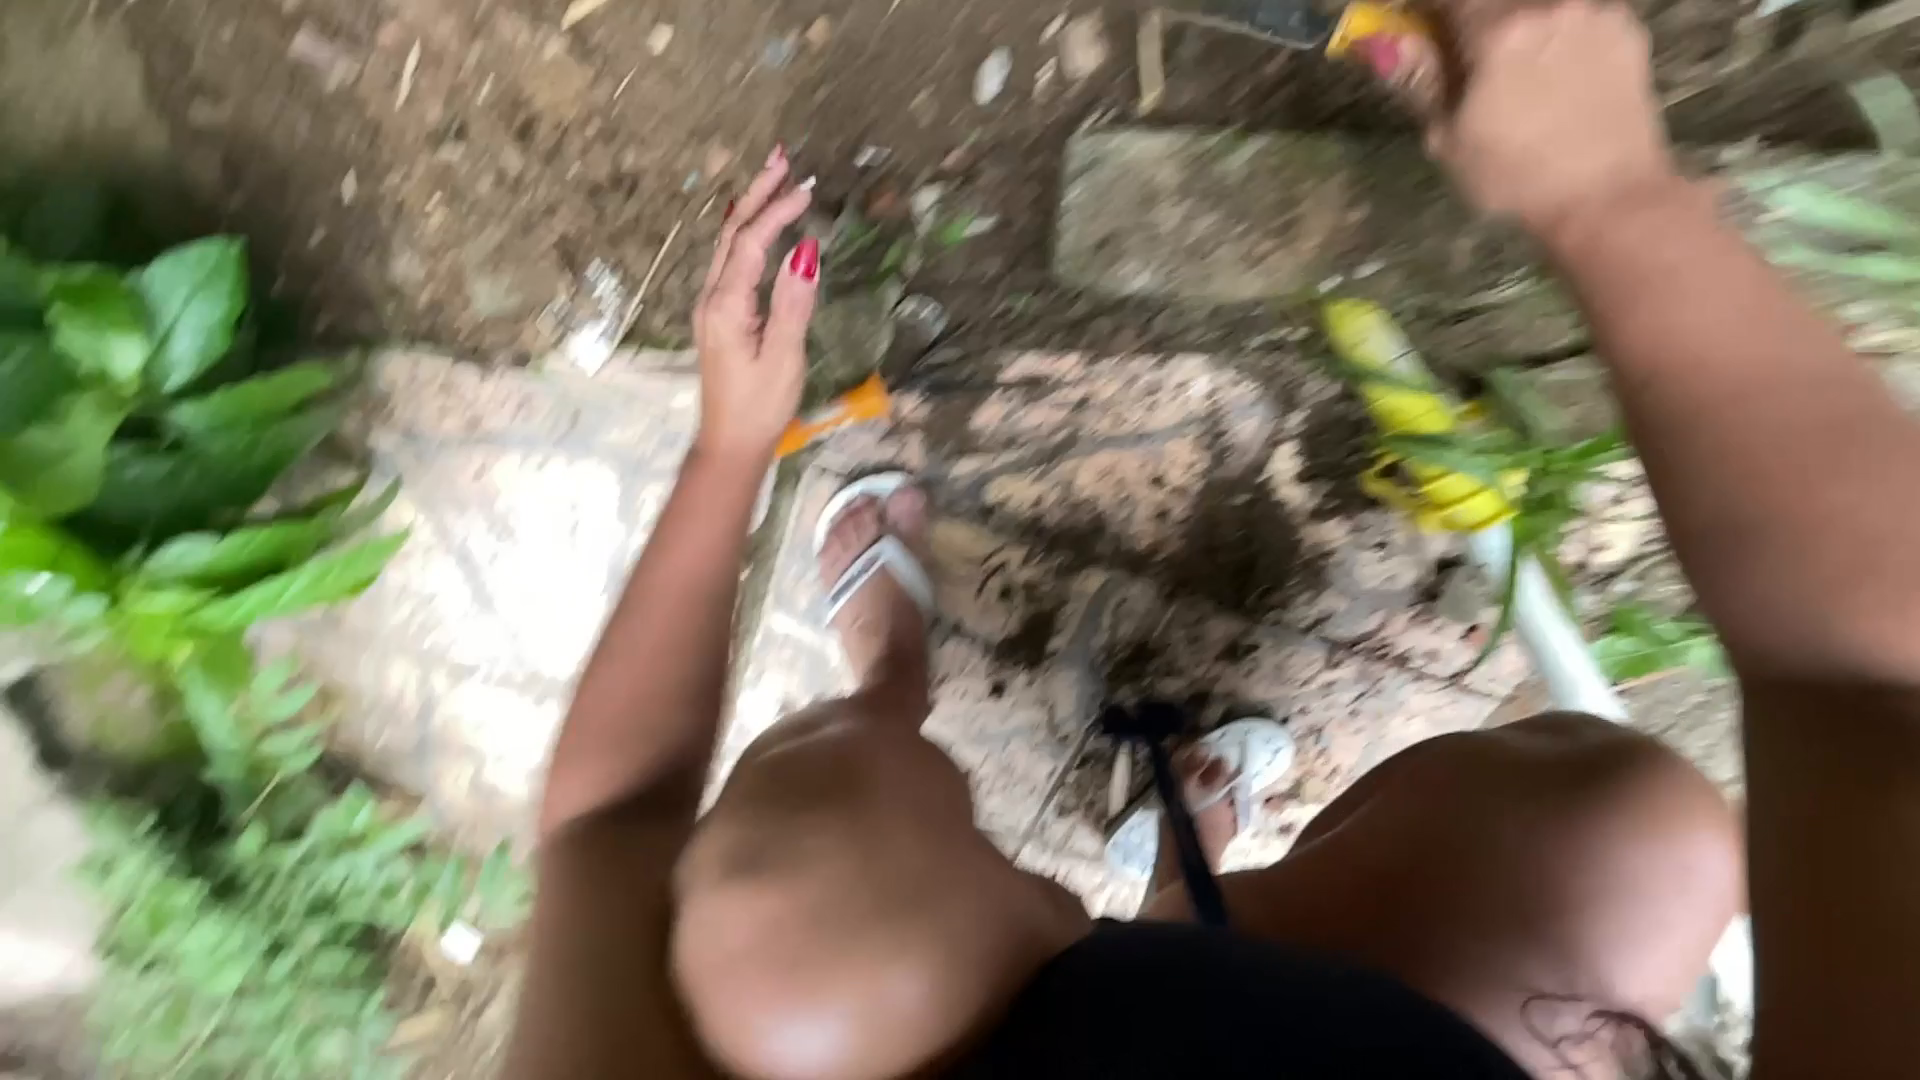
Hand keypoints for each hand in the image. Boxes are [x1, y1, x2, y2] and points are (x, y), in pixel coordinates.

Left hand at [692, 148, 818, 461]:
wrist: (731, 442)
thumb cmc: (761, 406)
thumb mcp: (784, 358)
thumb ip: (794, 304)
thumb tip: (806, 252)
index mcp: (726, 306)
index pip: (751, 243)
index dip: (777, 212)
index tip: (806, 189)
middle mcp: (711, 298)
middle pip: (731, 233)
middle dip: (756, 194)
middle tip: (781, 159)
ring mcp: (711, 308)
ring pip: (727, 245)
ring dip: (749, 210)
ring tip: (773, 181)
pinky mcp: (719, 318)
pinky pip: (730, 262)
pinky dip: (746, 235)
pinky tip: (757, 230)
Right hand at [1400, 0, 1681, 239]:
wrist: (1603, 194)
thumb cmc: (1510, 177)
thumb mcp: (1449, 138)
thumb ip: (1420, 81)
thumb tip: (1384, 43)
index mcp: (1499, 31)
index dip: (1418, 9)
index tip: (1404, 25)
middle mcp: (1550, 4)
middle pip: (1492, 1)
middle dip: (1464, 19)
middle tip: (1451, 59)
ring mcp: (1594, 11)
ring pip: (1533, 8)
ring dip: (1507, 28)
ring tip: (1501, 74)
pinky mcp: (1624, 28)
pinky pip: (1571, 16)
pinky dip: (1546, 35)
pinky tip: (1543, 77)